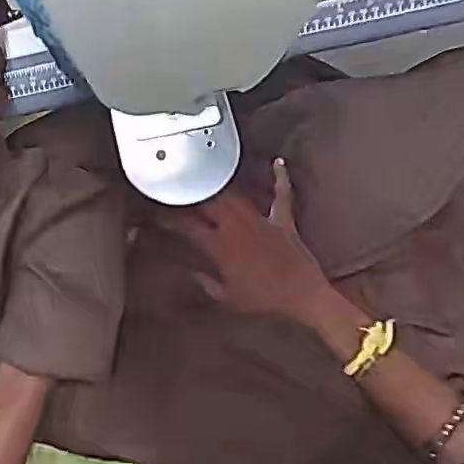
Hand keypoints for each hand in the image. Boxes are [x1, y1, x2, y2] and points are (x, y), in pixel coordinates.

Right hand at [159, 159, 337, 323]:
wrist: (302, 296)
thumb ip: (207, 284)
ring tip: (210, 182)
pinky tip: (278, 162)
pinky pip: (282, 195)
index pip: (189, 227)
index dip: (172, 220)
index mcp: (220, 246)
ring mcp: (261, 221)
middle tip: (183, 195)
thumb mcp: (228, 299)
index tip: (161, 217)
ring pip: (236, 197)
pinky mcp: (283, 220)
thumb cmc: (264, 300)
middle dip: (193, 198)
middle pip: (209, 204)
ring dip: (221, 189)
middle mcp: (237, 228)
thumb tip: (193, 274)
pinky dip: (281, 178)